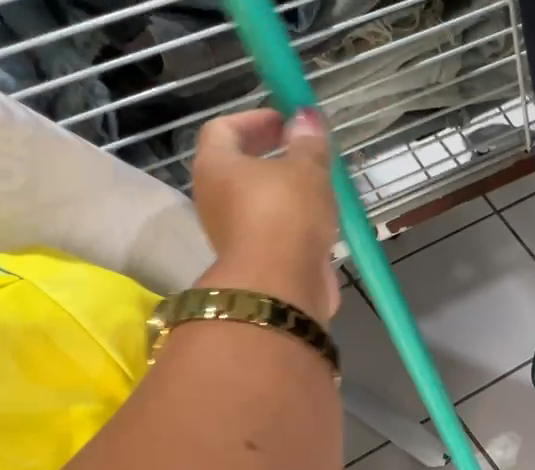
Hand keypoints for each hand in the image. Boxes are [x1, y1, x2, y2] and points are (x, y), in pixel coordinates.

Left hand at [191, 108, 341, 321]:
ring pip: (258, 201)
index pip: (224, 127)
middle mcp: (214, 196)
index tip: (286, 121)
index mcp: (216, 165)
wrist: (282, 288)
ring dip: (285, 192)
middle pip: (239, 166)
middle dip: (270, 156)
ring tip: (318, 189)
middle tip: (302, 152)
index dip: (254, 119)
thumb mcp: (306, 171)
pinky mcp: (256, 259)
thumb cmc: (286, 216)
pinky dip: (292, 222)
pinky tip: (320, 223)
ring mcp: (233, 231)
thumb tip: (307, 117)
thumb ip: (308, 143)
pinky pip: (273, 230)